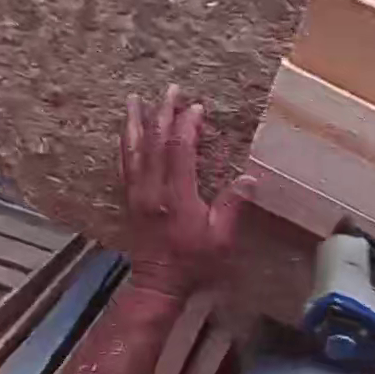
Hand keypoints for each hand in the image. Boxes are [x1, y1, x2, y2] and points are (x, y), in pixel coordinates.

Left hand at [120, 86, 254, 298]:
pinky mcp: (130, 200)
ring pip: (134, 150)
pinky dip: (125, 145)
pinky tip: (126, 133)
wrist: (158, 283)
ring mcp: (138, 194)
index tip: (197, 107)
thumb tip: (250, 179)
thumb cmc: (192, 263)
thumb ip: (232, 207)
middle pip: (155, 142)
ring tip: (134, 99)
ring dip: (136, 122)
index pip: (180, 150)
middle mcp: (153, 190)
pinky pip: (124, 166)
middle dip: (163, 113)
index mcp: (177, 196)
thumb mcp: (220, 239)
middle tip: (170, 90)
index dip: (188, 125)